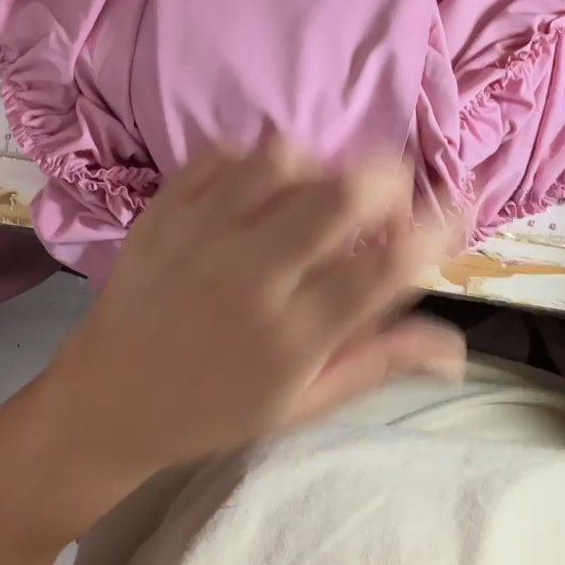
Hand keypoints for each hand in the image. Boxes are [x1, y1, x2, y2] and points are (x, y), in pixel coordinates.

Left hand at [33, 142, 465, 476]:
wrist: (107, 404)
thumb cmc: (214, 411)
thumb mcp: (302, 403)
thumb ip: (378, 362)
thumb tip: (457, 347)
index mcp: (293, 335)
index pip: (384, 266)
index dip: (435, 228)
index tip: (454, 211)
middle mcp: (251, 276)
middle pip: (339, 195)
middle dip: (386, 179)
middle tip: (390, 194)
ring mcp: (201, 236)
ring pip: (281, 159)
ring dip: (320, 166)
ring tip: (318, 194)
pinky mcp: (163, 212)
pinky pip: (222, 154)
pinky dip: (257, 160)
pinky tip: (262, 189)